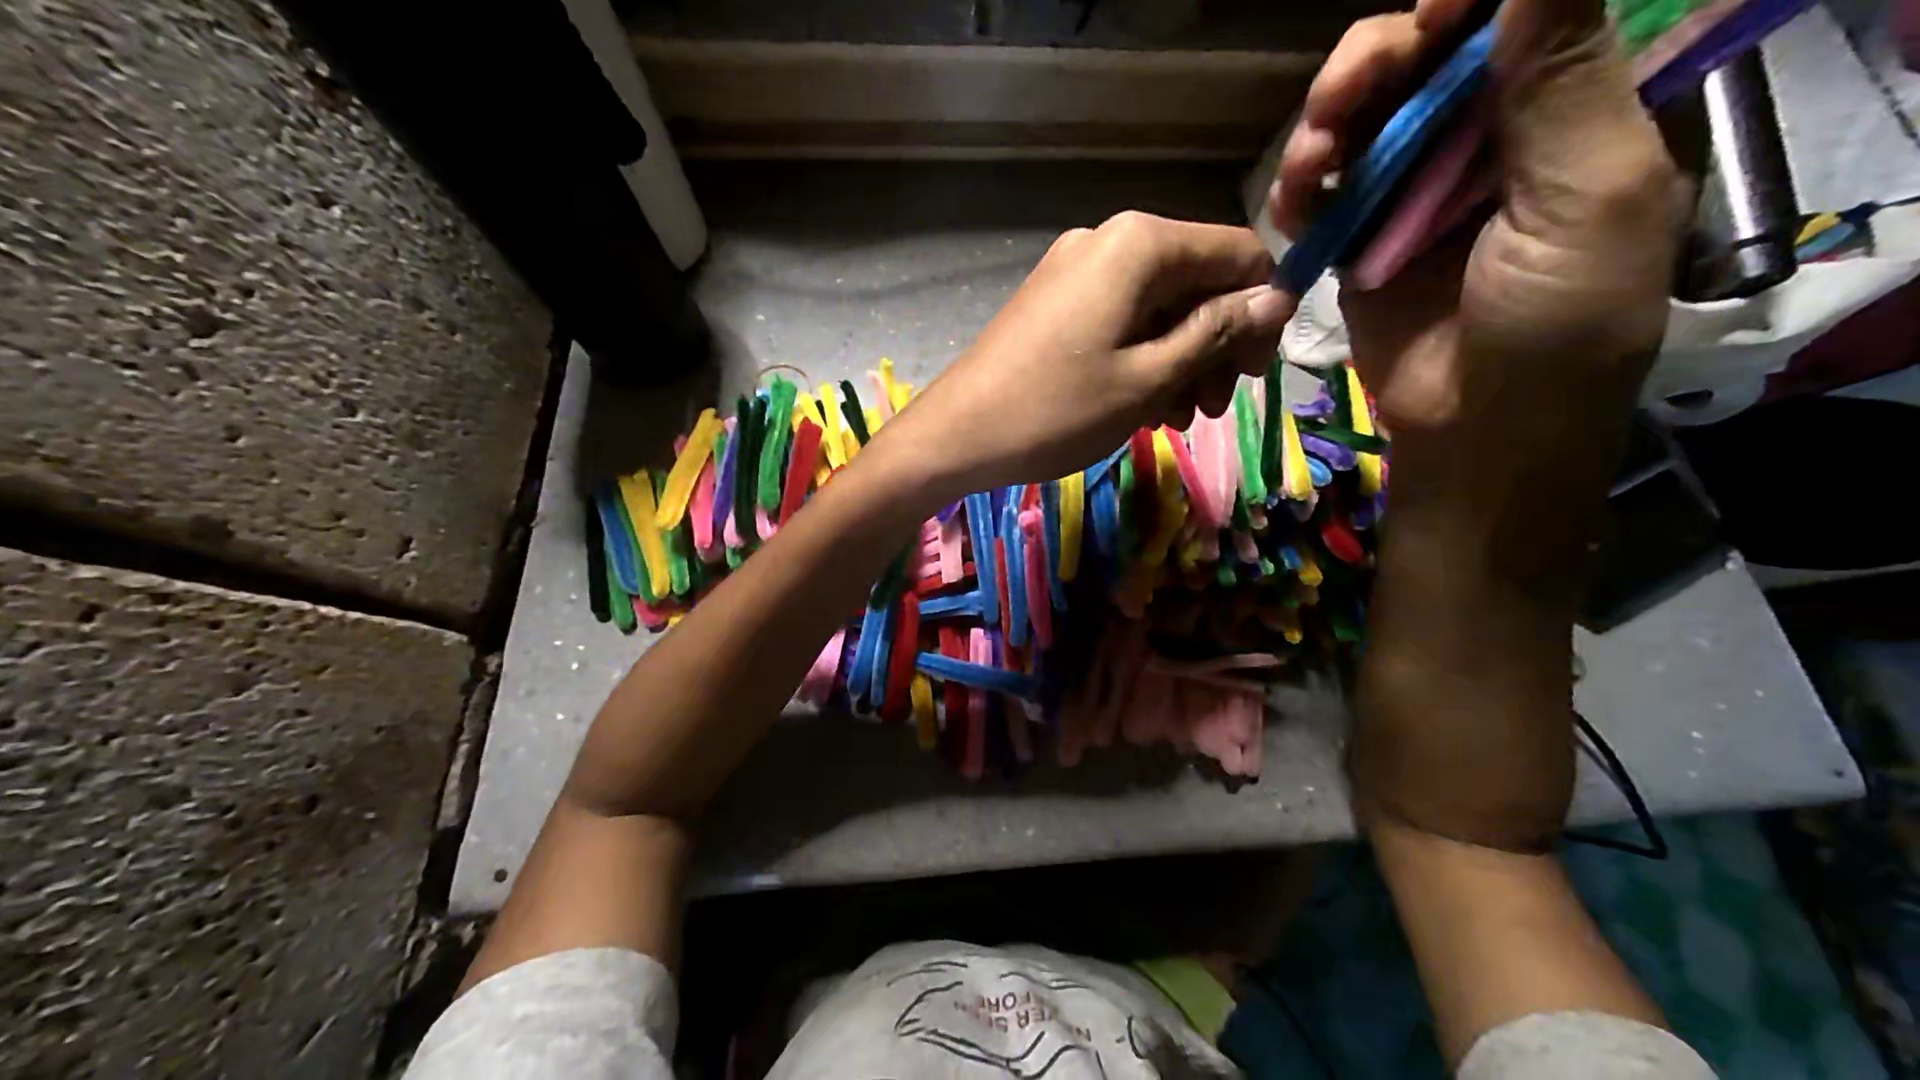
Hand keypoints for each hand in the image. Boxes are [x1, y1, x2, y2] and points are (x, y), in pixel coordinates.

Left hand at [870, 211, 1292, 500]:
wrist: (956, 435)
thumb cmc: (1057, 409)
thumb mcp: (1148, 377)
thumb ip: (1216, 332)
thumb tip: (1278, 296)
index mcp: (1140, 244)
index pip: (1237, 254)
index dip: (1259, 311)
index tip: (1253, 374)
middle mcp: (1109, 241)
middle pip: (1196, 282)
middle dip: (1215, 346)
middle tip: (1211, 409)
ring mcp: (1075, 271)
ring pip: (1158, 307)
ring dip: (1180, 361)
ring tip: (1176, 419)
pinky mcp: (1055, 304)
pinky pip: (1120, 321)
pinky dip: (1142, 359)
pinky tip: (1143, 407)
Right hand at [1268, 0, 1686, 460]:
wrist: (1476, 430)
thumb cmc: (1555, 322)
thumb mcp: (1588, 198)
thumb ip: (1562, 83)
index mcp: (1566, 114)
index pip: (1515, 23)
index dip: (1467, 5)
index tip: (1434, 9)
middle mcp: (1484, 144)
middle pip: (1420, 65)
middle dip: (1376, 62)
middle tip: (1349, 86)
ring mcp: (1413, 198)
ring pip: (1360, 124)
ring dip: (1326, 124)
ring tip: (1312, 159)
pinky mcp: (1357, 246)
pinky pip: (1321, 195)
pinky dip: (1301, 189)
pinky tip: (1296, 200)